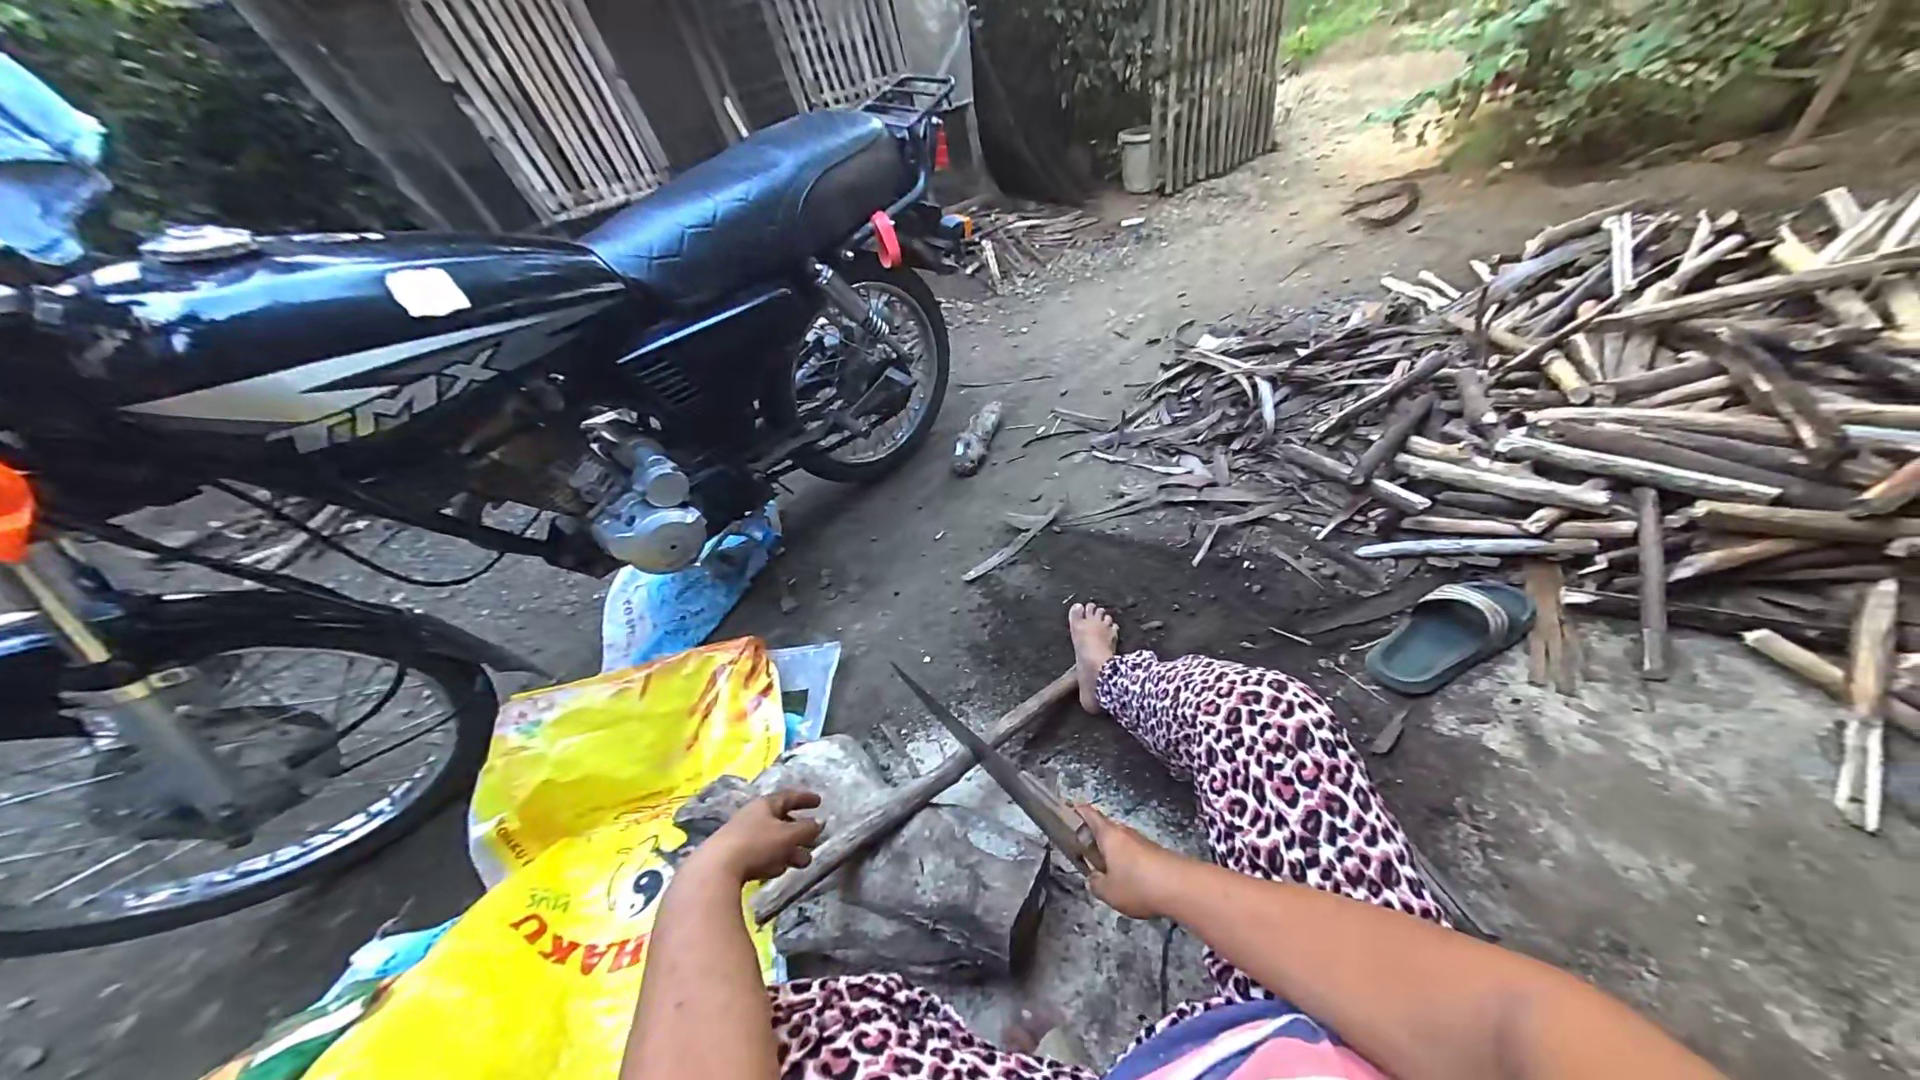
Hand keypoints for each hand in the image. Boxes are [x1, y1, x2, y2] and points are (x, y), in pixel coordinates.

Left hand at [698, 790, 823, 882]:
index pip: (788, 797)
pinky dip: (773, 859)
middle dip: (799, 832)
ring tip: (803, 863)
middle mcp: (752, 817)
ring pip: (772, 841)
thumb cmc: (756, 845)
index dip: (804, 798)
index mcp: (764, 805)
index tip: (819, 802)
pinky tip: (778, 870)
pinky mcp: (733, 857)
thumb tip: (819, 823)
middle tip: (813, 842)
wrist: (715, 870)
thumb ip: (806, 829)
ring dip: (790, 850)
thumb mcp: (787, 835)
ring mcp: (741, 837)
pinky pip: (760, 854)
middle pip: (781, 821)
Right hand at [1073, 802, 1188, 919]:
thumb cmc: (1137, 885)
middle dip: (1096, 840)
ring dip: (1114, 854)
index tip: (1069, 810)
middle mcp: (1124, 832)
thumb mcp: (1107, 891)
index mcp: (1107, 834)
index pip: (1089, 814)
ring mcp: (1142, 841)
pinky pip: (1135, 854)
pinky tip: (1132, 883)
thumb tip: (1094, 877)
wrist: (1181, 888)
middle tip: (1088, 857)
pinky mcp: (1156, 853)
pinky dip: (1129, 863)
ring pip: (1121, 843)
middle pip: (1106, 829)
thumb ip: (1095, 883)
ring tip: (1110, 876)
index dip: (1078, 810)